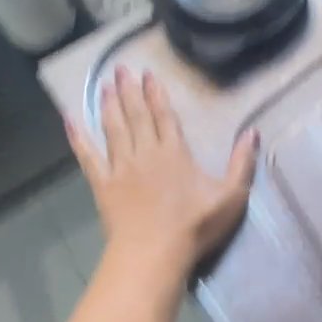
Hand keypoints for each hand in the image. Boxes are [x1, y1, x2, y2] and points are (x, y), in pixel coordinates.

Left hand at [65, 67, 257, 279]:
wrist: (155, 252)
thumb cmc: (195, 226)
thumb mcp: (231, 196)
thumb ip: (241, 163)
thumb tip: (252, 132)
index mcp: (175, 152)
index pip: (164, 116)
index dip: (156, 94)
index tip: (147, 74)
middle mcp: (146, 152)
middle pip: (136, 115)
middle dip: (129, 90)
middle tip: (120, 69)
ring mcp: (121, 167)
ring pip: (113, 128)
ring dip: (108, 105)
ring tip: (103, 85)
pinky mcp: (103, 184)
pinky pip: (88, 156)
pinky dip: (78, 137)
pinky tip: (70, 119)